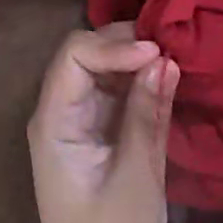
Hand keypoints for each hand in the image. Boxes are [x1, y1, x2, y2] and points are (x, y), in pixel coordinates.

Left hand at [28, 23, 180, 222]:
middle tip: (167, 46)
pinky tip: (164, 74)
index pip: (73, 56)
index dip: (112, 46)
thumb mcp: (135, 179)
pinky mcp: (98, 128)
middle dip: (125, 43)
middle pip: (85, 53)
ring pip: (101, 65)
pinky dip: (139, 76)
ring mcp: (78, 117)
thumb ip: (146, 115)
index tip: (154, 51)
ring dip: (134, 56)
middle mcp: (59, 110)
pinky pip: (115, 87)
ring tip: (170, 57)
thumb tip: (163, 58)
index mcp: (53, 122)